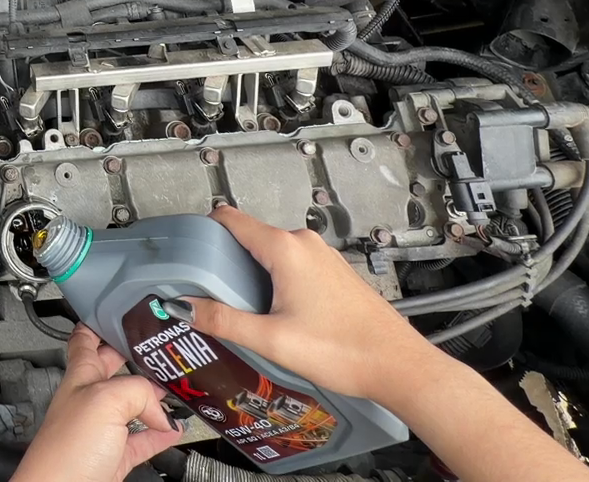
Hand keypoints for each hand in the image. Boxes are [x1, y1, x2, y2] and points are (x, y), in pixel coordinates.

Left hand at [10, 324, 179, 481]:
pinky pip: (140, 440)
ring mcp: (101, 428)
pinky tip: (173, 431)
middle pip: (113, 368)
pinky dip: (159, 435)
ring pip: (131, 405)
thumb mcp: (104, 400)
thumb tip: (160, 408)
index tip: (118, 314)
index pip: (86, 338)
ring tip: (174, 392)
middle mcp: (89, 397)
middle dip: (135, 359)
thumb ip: (136, 391)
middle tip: (157, 352)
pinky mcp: (113, 458)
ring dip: (153, 399)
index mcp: (82, 373)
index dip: (100, 324)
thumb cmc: (66, 449)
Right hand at [186, 205, 445, 403]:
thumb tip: (183, 306)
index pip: (229, 218)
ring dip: (253, 270)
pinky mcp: (334, 270)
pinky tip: (279, 310)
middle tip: (214, 289)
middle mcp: (303, 242)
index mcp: (285, 248)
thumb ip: (223, 320)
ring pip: (271, 249)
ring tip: (246, 304)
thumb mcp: (273, 340)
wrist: (405, 370)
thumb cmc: (345, 352)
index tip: (190, 251)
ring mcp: (322, 254)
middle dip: (228, 257)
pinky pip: (291, 261)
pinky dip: (276, 277)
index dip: (205, 231)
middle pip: (248, 234)